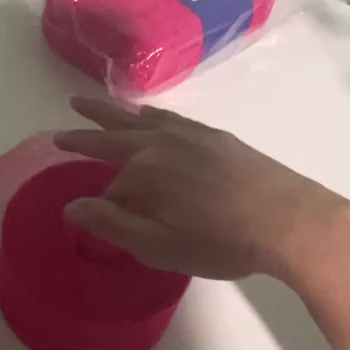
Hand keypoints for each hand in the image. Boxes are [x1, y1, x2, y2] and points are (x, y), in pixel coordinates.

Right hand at [52, 96, 349, 280]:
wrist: (290, 221)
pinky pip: (172, 118)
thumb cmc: (221, 241)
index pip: (111, 189)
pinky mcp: (217, 137)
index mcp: (145, 170)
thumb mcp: (160, 246)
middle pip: (114, 134)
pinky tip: (152, 117)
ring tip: (94, 103)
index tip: (100, 224)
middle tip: (60, 128)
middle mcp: (162, 143)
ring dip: (114, 113)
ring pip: (142, 119)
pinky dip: (152, 115)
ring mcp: (191, 135)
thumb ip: (113, 225)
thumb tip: (71, 207)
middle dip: (87, 131)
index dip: (105, 209)